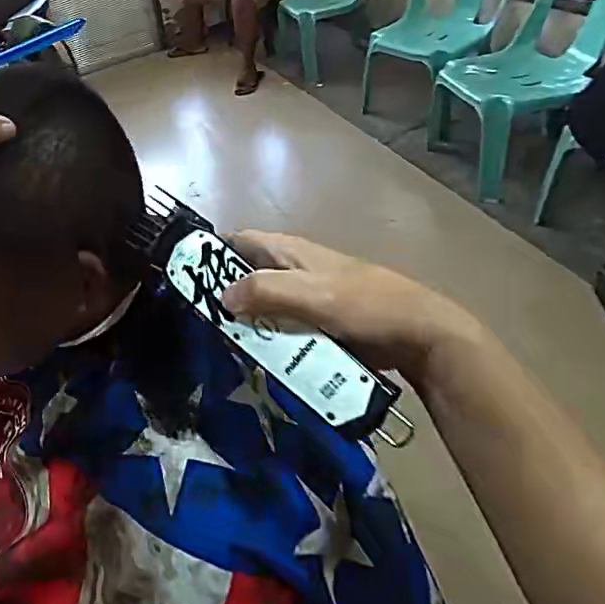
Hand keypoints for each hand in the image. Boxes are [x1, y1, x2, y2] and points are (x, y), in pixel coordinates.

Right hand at [221, 231, 487, 383]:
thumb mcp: (313, 295)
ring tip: (221, 349)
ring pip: (264, 305)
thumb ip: (266, 291)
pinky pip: (283, 327)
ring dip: (246, 322)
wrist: (418, 333)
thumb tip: (221, 297)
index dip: (210, 254)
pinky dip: (269, 339)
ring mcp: (307, 296)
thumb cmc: (365, 304)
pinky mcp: (318, 322)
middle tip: (200, 326)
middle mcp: (293, 268)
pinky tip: (257, 362)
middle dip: (224, 296)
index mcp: (289, 251)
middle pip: (247, 276)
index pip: (238, 241)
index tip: (186, 281)